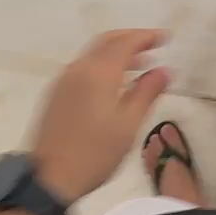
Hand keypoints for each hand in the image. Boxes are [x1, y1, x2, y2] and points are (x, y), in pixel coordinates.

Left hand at [32, 29, 171, 203]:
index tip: (165, 38)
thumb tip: (164, 70)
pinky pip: (83, 67)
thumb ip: (147, 93)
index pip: (125, 43)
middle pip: (106, 41)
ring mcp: (64, 80)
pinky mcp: (56, 93)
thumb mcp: (128, 125)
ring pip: (93, 54)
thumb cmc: (95, 153)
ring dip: (117, 52)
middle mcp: (78, 69)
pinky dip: (102, 65)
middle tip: (154, 45)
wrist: (50, 177)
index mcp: (98, 73)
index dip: (146, 36)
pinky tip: (115, 84)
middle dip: (131, 39)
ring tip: (140, 66)